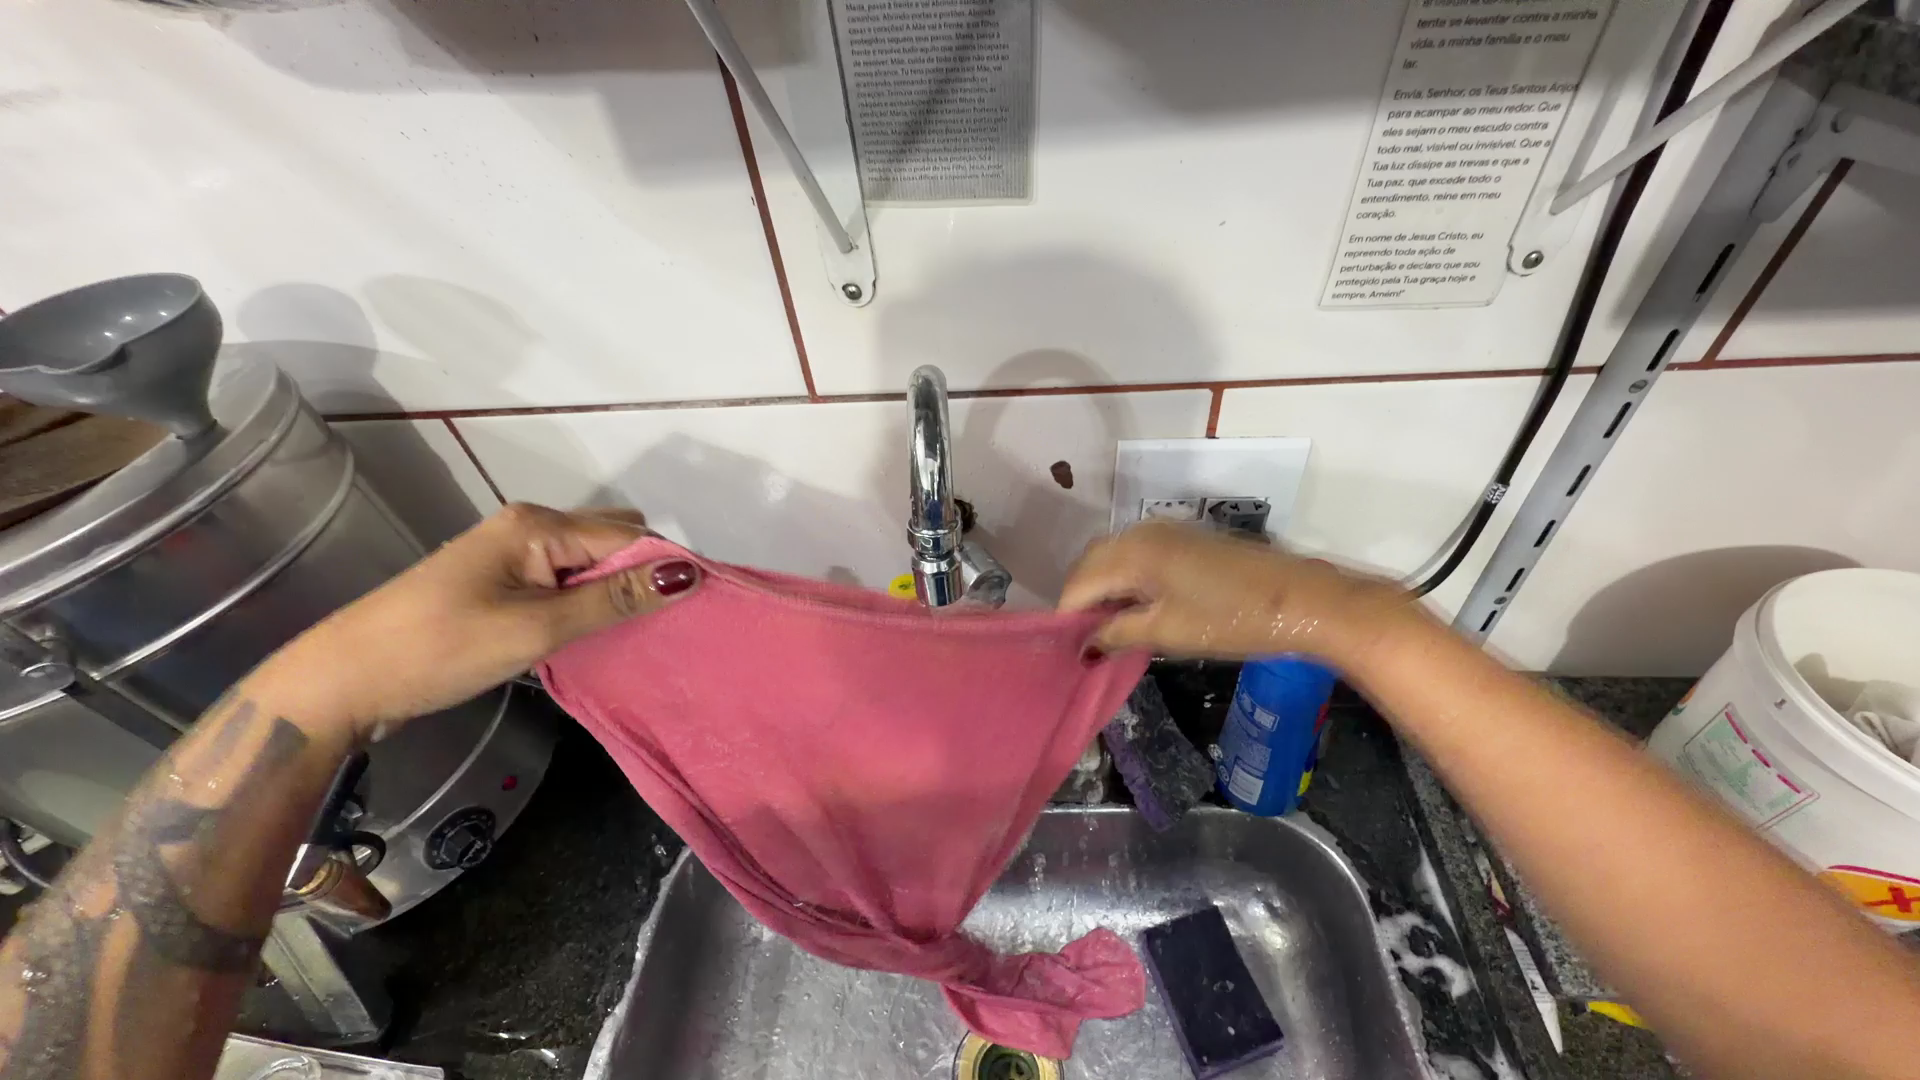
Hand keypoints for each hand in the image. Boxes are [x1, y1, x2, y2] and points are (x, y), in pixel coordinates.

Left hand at [259, 503, 700, 739]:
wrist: (343, 681)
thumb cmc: (441, 650)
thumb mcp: (538, 628)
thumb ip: (615, 599)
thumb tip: (689, 573)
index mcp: (538, 525)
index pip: (628, 537)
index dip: (663, 569)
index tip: (693, 611)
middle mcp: (529, 525)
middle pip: (613, 538)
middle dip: (643, 573)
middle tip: (659, 624)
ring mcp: (512, 551)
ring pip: (591, 558)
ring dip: (616, 587)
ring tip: (633, 631)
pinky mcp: (502, 578)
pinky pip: (566, 575)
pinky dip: (589, 596)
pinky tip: (595, 628)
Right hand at [1057, 522, 1415, 665]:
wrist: (1302, 600)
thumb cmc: (1230, 619)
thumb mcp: (1167, 633)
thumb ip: (1117, 633)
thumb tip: (1084, 646)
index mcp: (1132, 552)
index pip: (1079, 583)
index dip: (1068, 617)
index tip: (1067, 651)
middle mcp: (1141, 533)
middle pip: (1092, 564)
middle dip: (1083, 600)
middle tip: (1086, 641)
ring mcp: (1165, 532)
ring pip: (1114, 557)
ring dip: (1104, 589)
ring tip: (1110, 629)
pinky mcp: (1185, 539)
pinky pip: (1137, 555)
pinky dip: (1126, 580)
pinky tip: (1138, 609)